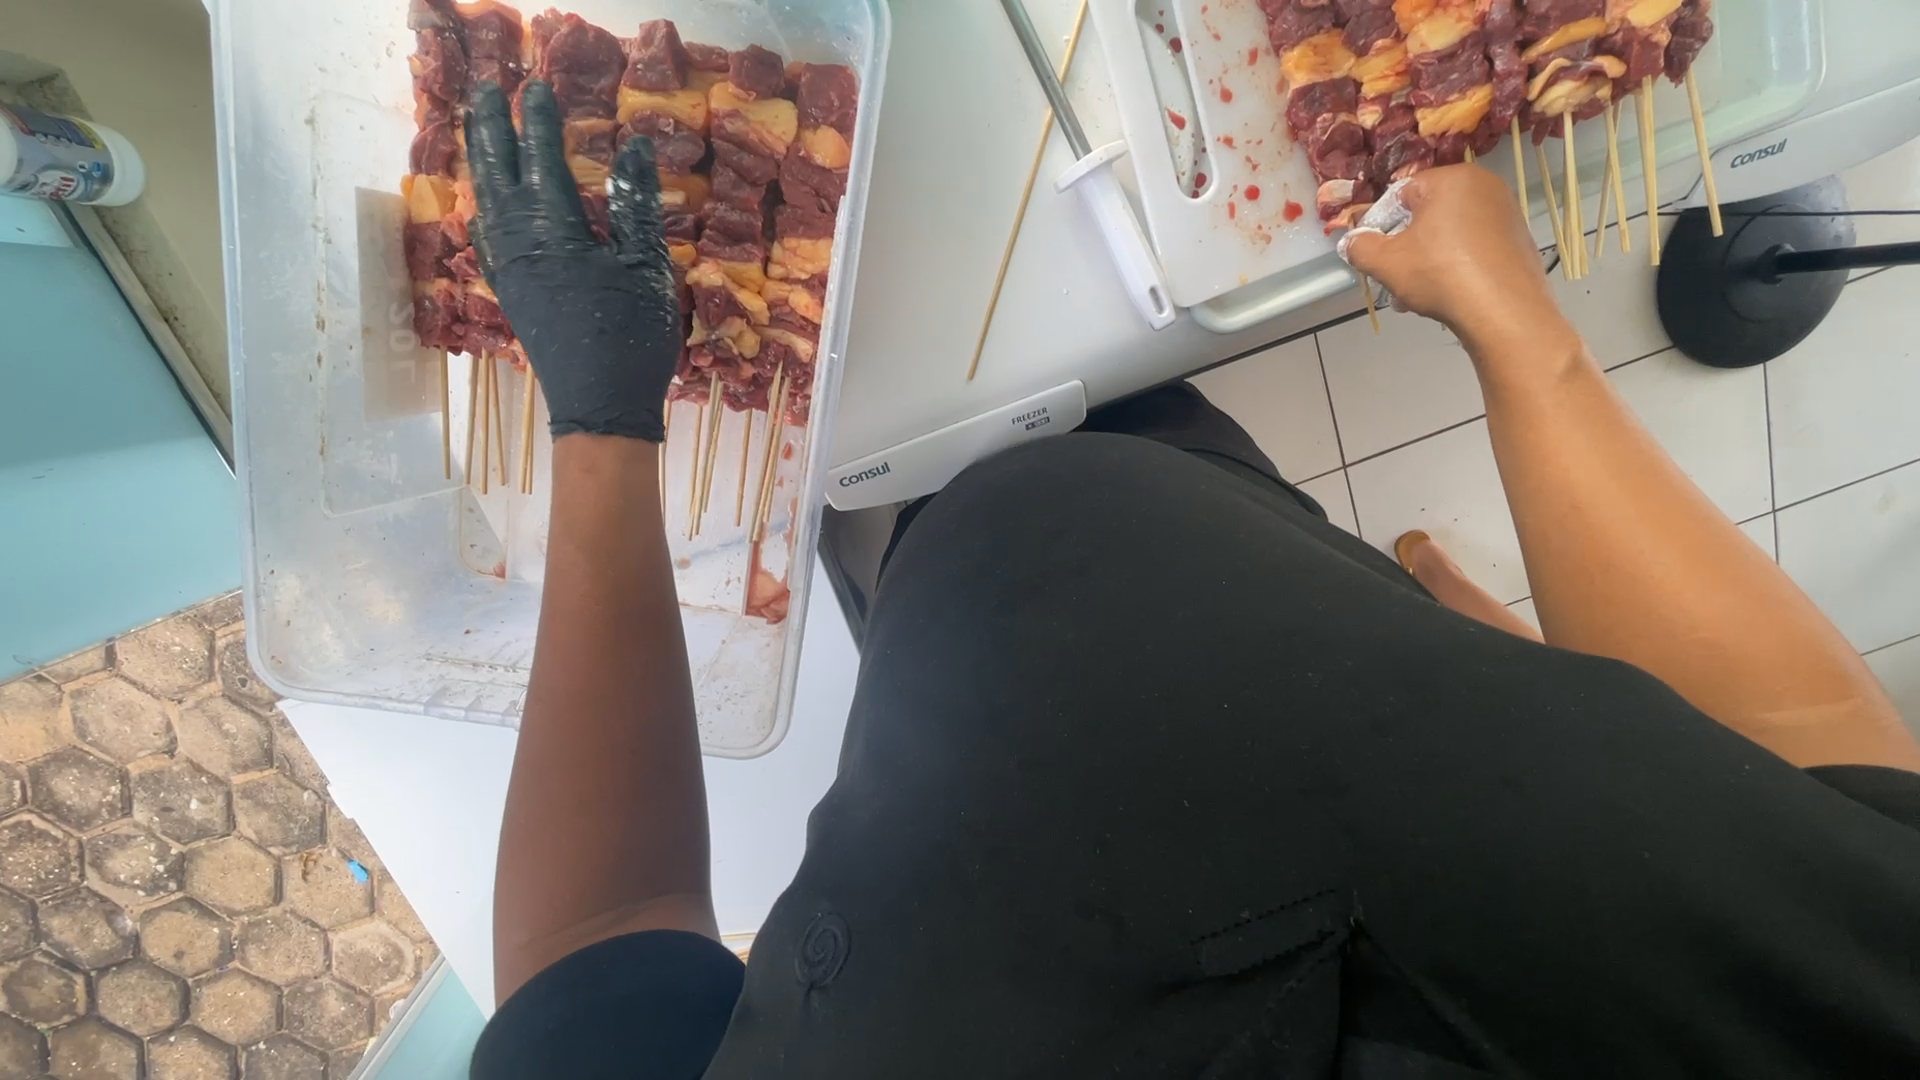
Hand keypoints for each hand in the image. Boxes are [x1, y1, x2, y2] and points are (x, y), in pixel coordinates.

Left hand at [465, 80, 680, 441]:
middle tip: (489, 87)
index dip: (539, 118)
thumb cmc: (632, 337)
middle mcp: (516, 238)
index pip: (540, 154)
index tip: (537, 85)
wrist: (600, 404)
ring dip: (480, 157)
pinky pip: (481, 231)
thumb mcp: (647, 269)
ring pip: (481, 196)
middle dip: (490, 122)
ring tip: (480, 129)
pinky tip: (486, 200)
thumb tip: (633, 146)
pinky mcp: (507, 290)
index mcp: (552, 228)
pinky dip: (481, 202)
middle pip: (494, 166)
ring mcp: (505, 266)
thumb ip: (636, 205)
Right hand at [1342, 165, 1572, 358]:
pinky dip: (1452, 263)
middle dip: (1403, 246)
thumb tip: (1352, 241)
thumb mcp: (1384, 262)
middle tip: (1391, 276)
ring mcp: (1504, 210)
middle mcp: (1482, 185)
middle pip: (1424, 214)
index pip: (1399, 194)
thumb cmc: (1439, 274)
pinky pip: (1470, 244)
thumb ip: (1359, 246)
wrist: (1501, 308)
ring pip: (1446, 232)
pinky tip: (1443, 291)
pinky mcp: (1515, 235)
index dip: (1378, 224)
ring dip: (1424, 258)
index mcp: (1451, 180)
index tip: (1372, 253)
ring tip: (1413, 293)